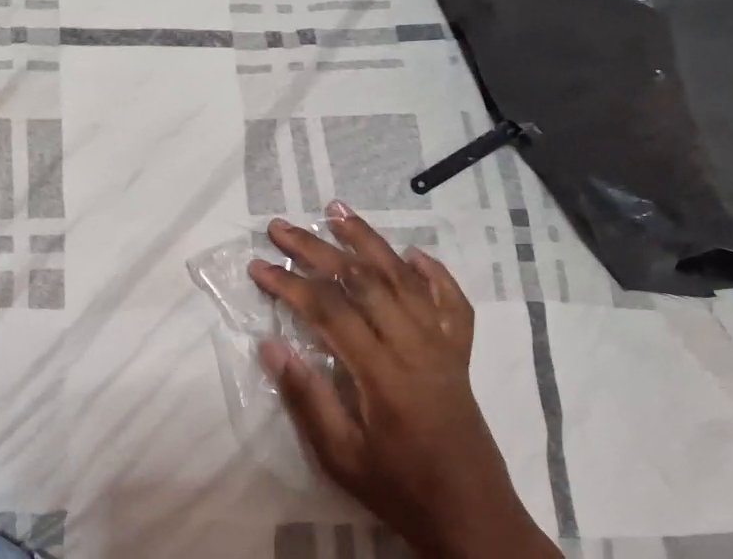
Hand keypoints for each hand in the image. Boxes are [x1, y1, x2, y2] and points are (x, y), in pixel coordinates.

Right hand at [249, 203, 559, 558]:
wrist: (475, 521)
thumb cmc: (399, 490)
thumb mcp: (340, 456)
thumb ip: (306, 397)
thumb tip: (269, 344)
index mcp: (384, 376)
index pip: (329, 311)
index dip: (289, 284)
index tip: (257, 267)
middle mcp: (416, 350)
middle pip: (364, 281)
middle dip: (317, 249)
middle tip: (280, 228)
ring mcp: (443, 349)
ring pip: (404, 280)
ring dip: (368, 242)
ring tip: (336, 210)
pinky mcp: (460, 356)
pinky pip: (452, 304)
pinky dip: (434, 274)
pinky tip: (413, 254)